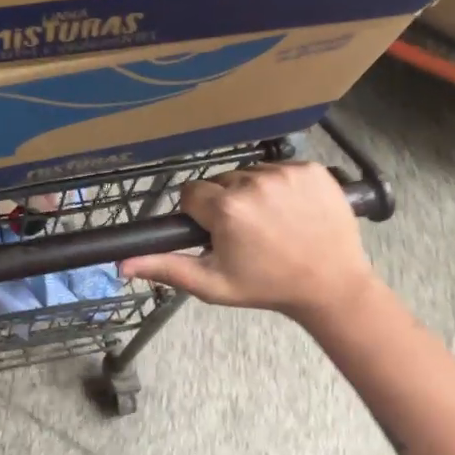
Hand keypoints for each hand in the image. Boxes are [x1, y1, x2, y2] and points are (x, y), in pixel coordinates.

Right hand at [119, 163, 377, 321]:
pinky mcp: (311, 169)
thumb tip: (123, 264)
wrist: (331, 284)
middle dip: (225, 203)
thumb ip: (166, 268)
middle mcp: (253, 183)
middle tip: (246, 234)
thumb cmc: (267, 286)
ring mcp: (285, 173)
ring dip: (252, 193)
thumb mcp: (212, 284)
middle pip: (220, 182)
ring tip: (270, 223)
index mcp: (226, 209)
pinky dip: (281, 186)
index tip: (216, 233)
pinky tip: (291, 212)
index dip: (200, 215)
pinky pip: (280, 168)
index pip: (191, 194)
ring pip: (249, 174)